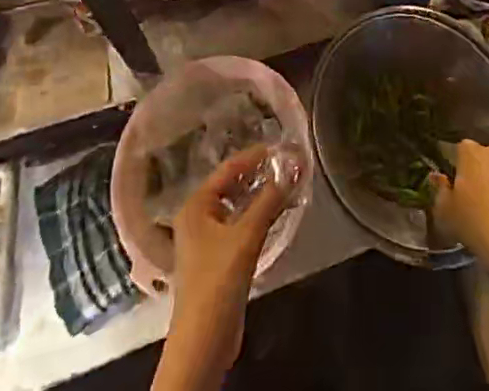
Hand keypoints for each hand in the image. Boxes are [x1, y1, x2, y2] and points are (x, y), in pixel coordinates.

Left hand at [167, 144, 296, 375]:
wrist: (203, 340)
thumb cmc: (217, 281)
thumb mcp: (246, 237)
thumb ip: (269, 201)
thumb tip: (293, 169)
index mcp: (195, 205)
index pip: (227, 169)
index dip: (254, 156)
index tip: (281, 147)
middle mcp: (197, 217)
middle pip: (230, 186)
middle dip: (258, 175)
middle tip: (288, 165)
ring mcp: (206, 239)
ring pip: (236, 207)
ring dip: (259, 197)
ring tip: (287, 185)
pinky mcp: (217, 258)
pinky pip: (239, 226)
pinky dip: (256, 217)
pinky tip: (275, 215)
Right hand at [429, 140, 488, 278]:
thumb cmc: (474, 224)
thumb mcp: (444, 210)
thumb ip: (439, 188)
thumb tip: (437, 178)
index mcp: (471, 152)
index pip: (458, 150)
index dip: (455, 168)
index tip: (453, 185)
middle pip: (483, 159)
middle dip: (477, 174)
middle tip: (469, 198)